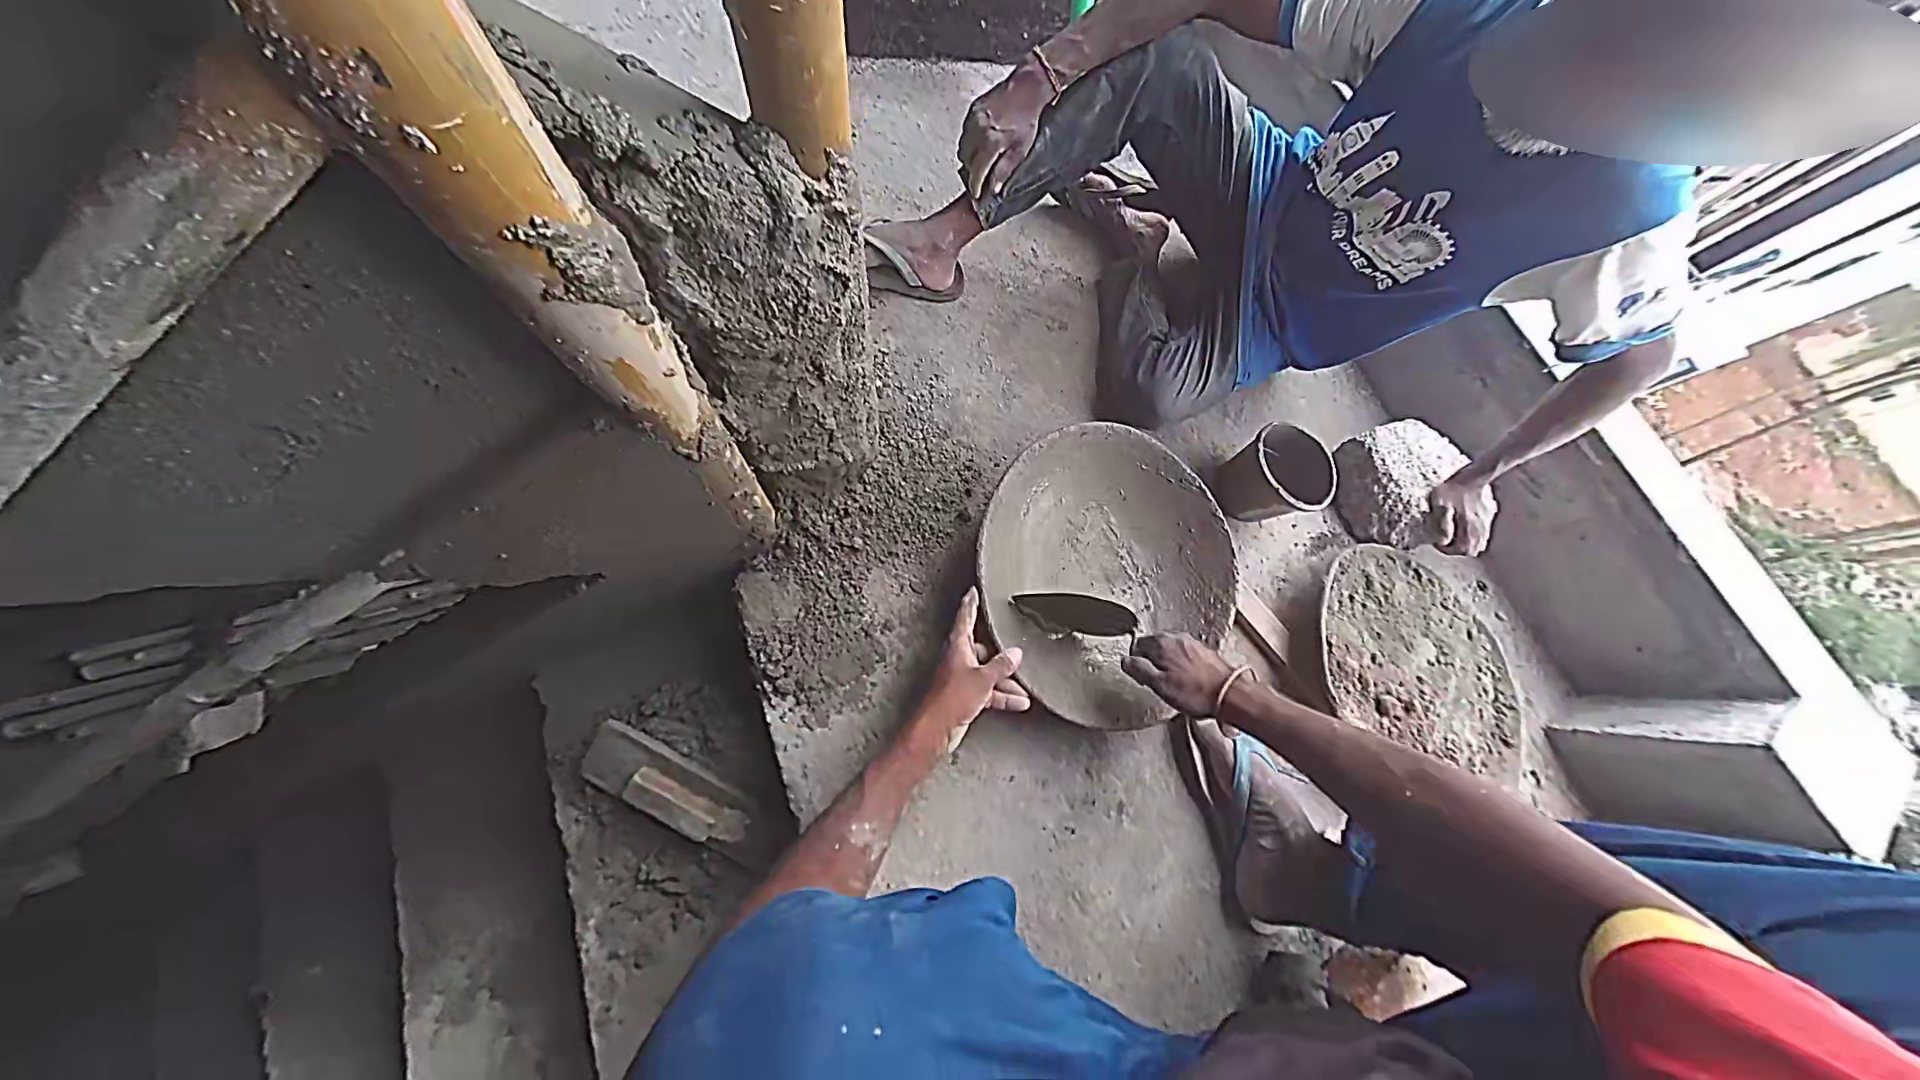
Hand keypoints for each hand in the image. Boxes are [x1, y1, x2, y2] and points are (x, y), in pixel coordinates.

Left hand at [917, 588, 1028, 741]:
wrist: (937, 728)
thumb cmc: (952, 699)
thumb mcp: (984, 679)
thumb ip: (1001, 665)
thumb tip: (1015, 654)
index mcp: (958, 647)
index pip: (965, 617)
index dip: (970, 603)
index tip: (973, 591)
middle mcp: (959, 659)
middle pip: (983, 649)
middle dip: (1001, 654)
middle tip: (1017, 651)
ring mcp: (962, 678)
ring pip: (988, 673)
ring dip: (1005, 681)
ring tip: (1024, 689)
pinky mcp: (965, 696)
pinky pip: (988, 691)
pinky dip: (1002, 696)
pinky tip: (1018, 702)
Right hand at [958, 62, 1054, 204]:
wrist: (1028, 88)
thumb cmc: (1028, 118)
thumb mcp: (1021, 150)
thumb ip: (1005, 171)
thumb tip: (994, 189)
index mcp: (991, 142)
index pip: (976, 172)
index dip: (975, 186)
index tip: (976, 195)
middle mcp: (978, 130)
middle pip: (967, 161)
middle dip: (972, 173)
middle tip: (979, 180)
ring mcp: (974, 119)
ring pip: (963, 148)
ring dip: (969, 159)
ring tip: (979, 164)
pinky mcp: (973, 110)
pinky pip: (965, 134)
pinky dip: (970, 143)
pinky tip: (980, 146)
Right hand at [1121, 633, 1236, 716]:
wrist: (1230, 695)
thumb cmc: (1197, 692)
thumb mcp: (1159, 685)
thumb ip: (1138, 669)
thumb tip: (1126, 661)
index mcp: (1162, 643)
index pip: (1138, 645)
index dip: (1137, 662)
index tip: (1143, 675)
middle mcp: (1177, 638)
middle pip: (1155, 646)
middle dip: (1153, 661)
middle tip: (1158, 681)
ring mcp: (1192, 643)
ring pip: (1171, 650)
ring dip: (1169, 663)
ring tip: (1175, 683)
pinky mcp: (1205, 652)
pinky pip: (1185, 655)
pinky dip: (1183, 665)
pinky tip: (1188, 680)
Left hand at [1428, 471, 1498, 556]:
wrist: (1475, 473)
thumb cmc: (1453, 489)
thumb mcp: (1440, 506)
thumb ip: (1442, 525)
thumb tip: (1443, 541)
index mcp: (1470, 529)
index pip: (1462, 550)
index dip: (1447, 549)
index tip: (1437, 542)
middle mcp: (1482, 528)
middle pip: (1473, 548)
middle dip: (1459, 548)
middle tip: (1445, 540)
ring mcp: (1488, 519)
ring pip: (1480, 539)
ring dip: (1467, 540)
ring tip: (1453, 533)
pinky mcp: (1490, 510)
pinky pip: (1483, 526)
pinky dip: (1473, 529)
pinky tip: (1464, 520)